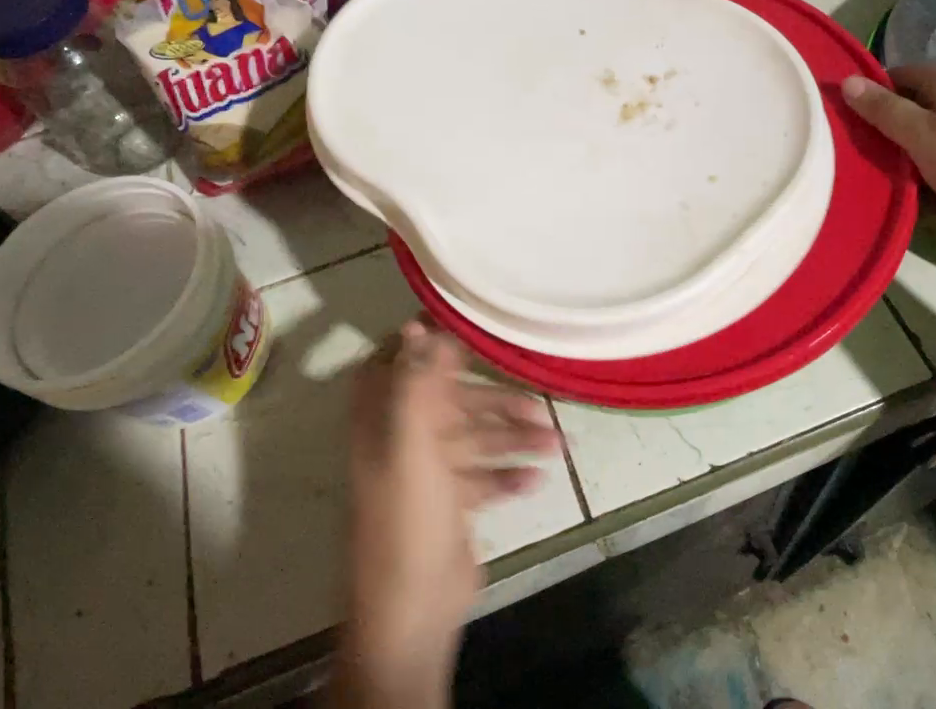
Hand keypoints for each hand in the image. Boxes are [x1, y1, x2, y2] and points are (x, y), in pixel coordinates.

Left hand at [335, 319, 559, 707]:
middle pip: (450, 403)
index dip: (425, 344)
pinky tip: (536, 480)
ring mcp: (426, 475)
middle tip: (539, 403)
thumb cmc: (409, 521)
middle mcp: (401, 442)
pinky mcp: (449, 506)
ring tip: (553, 442)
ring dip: (512, 437)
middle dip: (494, 400)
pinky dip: (508, 475)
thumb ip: (417, 385)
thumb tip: (418, 324)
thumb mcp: (413, 448)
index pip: (395, 365)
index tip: (469, 328)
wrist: (412, 611)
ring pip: (474, 439)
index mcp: (381, 423)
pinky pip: (483, 477)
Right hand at [841, 65, 935, 247]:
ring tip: (914, 201)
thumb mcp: (925, 137)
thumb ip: (885, 111)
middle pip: (917, 117)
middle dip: (895, 146)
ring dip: (920, 176)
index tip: (851, 125)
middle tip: (877, 170)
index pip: (899, 77)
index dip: (873, 97)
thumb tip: (847, 80)